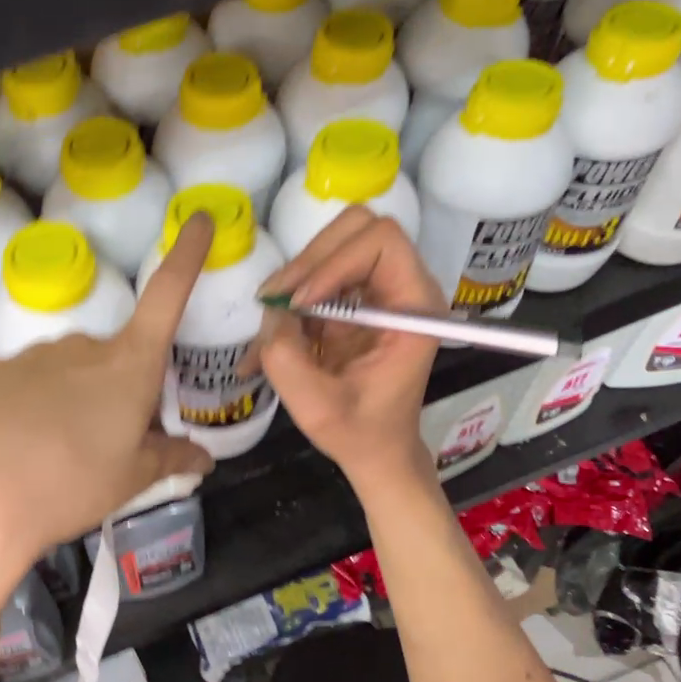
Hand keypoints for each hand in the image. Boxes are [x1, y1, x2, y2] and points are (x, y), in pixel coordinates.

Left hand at [0, 215, 217, 572]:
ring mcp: (32, 353)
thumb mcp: (133, 480)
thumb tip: (203, 457)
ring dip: (73, 395)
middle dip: (116, 388)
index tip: (201, 219)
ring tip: (56, 450)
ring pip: (67, 368)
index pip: (167, 296)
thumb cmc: (73, 489)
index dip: (187, 255)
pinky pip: (26, 378)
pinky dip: (31, 402)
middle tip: (105, 442)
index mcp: (128, 365)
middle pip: (113, 355)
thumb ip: (171, 458)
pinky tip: (18, 441)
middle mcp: (82, 345)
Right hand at [257, 207, 440, 494]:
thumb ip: (285, 357)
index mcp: (414, 306)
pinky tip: (266, 341)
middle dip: (308, 261)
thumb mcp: (316, 407)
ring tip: (269, 324)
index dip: (334, 262)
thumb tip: (271, 315)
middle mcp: (400, 287)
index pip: (380, 240)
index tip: (302, 305)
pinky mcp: (350, 304)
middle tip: (275, 303)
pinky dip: (287, 301)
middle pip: (354, 229)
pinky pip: (314, 278)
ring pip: (330, 247)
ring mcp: (374, 292)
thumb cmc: (360, 434)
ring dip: (293, 280)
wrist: (375, 452)